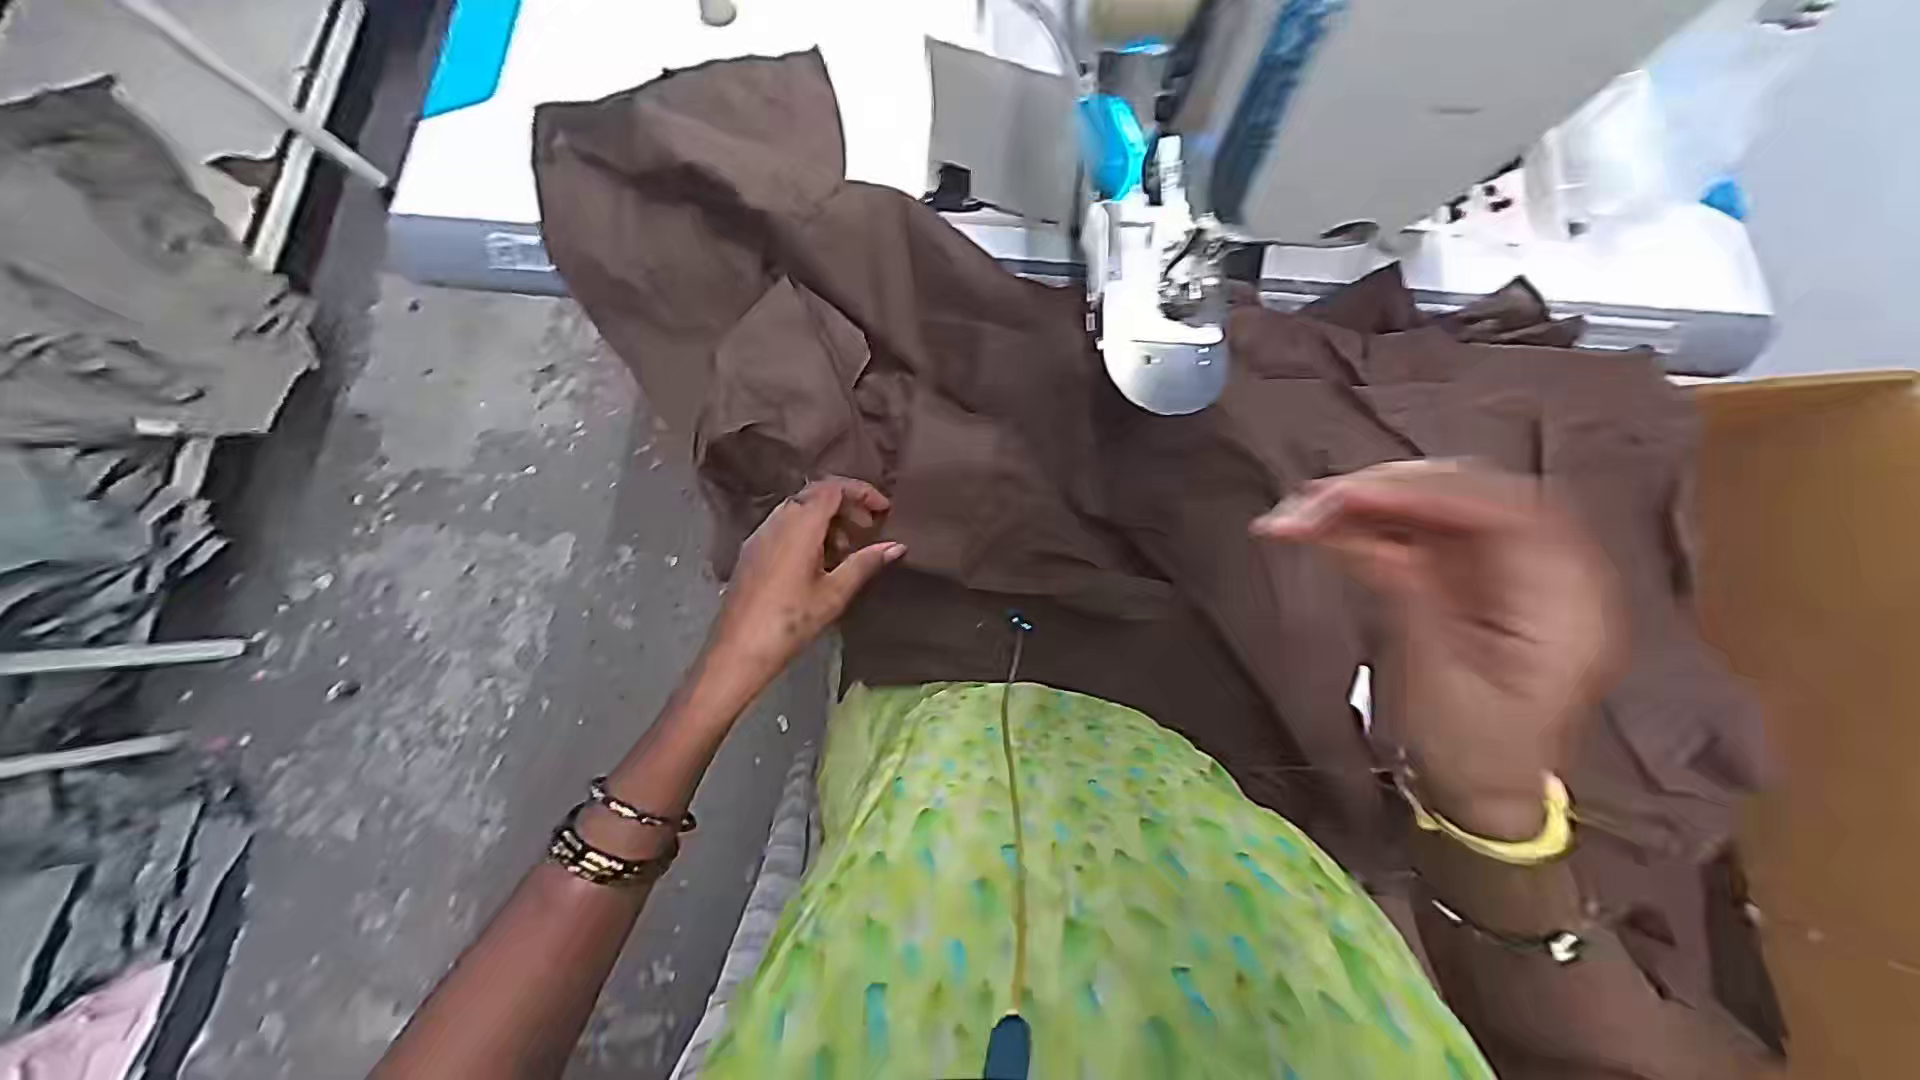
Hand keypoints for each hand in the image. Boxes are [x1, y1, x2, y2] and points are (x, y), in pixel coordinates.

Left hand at [704, 476, 905, 689]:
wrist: (738, 650)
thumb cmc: (791, 621)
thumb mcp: (835, 593)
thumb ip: (866, 563)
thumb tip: (896, 546)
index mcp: (799, 525)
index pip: (833, 488)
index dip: (862, 492)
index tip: (884, 509)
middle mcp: (777, 521)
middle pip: (815, 495)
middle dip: (847, 506)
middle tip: (869, 529)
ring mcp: (760, 536)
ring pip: (799, 511)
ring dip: (828, 521)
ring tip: (847, 550)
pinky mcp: (752, 552)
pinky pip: (785, 527)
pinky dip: (808, 533)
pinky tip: (819, 563)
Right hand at [1251, 460, 1622, 838]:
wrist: (1480, 791)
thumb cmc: (1471, 748)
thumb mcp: (1436, 677)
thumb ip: (1405, 592)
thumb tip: (1356, 532)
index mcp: (1563, 600)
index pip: (1506, 512)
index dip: (1426, 491)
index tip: (1348, 496)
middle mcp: (1542, 570)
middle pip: (1467, 495)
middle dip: (1385, 489)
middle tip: (1310, 503)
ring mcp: (1500, 570)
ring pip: (1434, 507)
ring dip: (1366, 502)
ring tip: (1300, 514)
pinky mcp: (1463, 577)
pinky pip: (1414, 532)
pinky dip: (1365, 524)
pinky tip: (1322, 527)